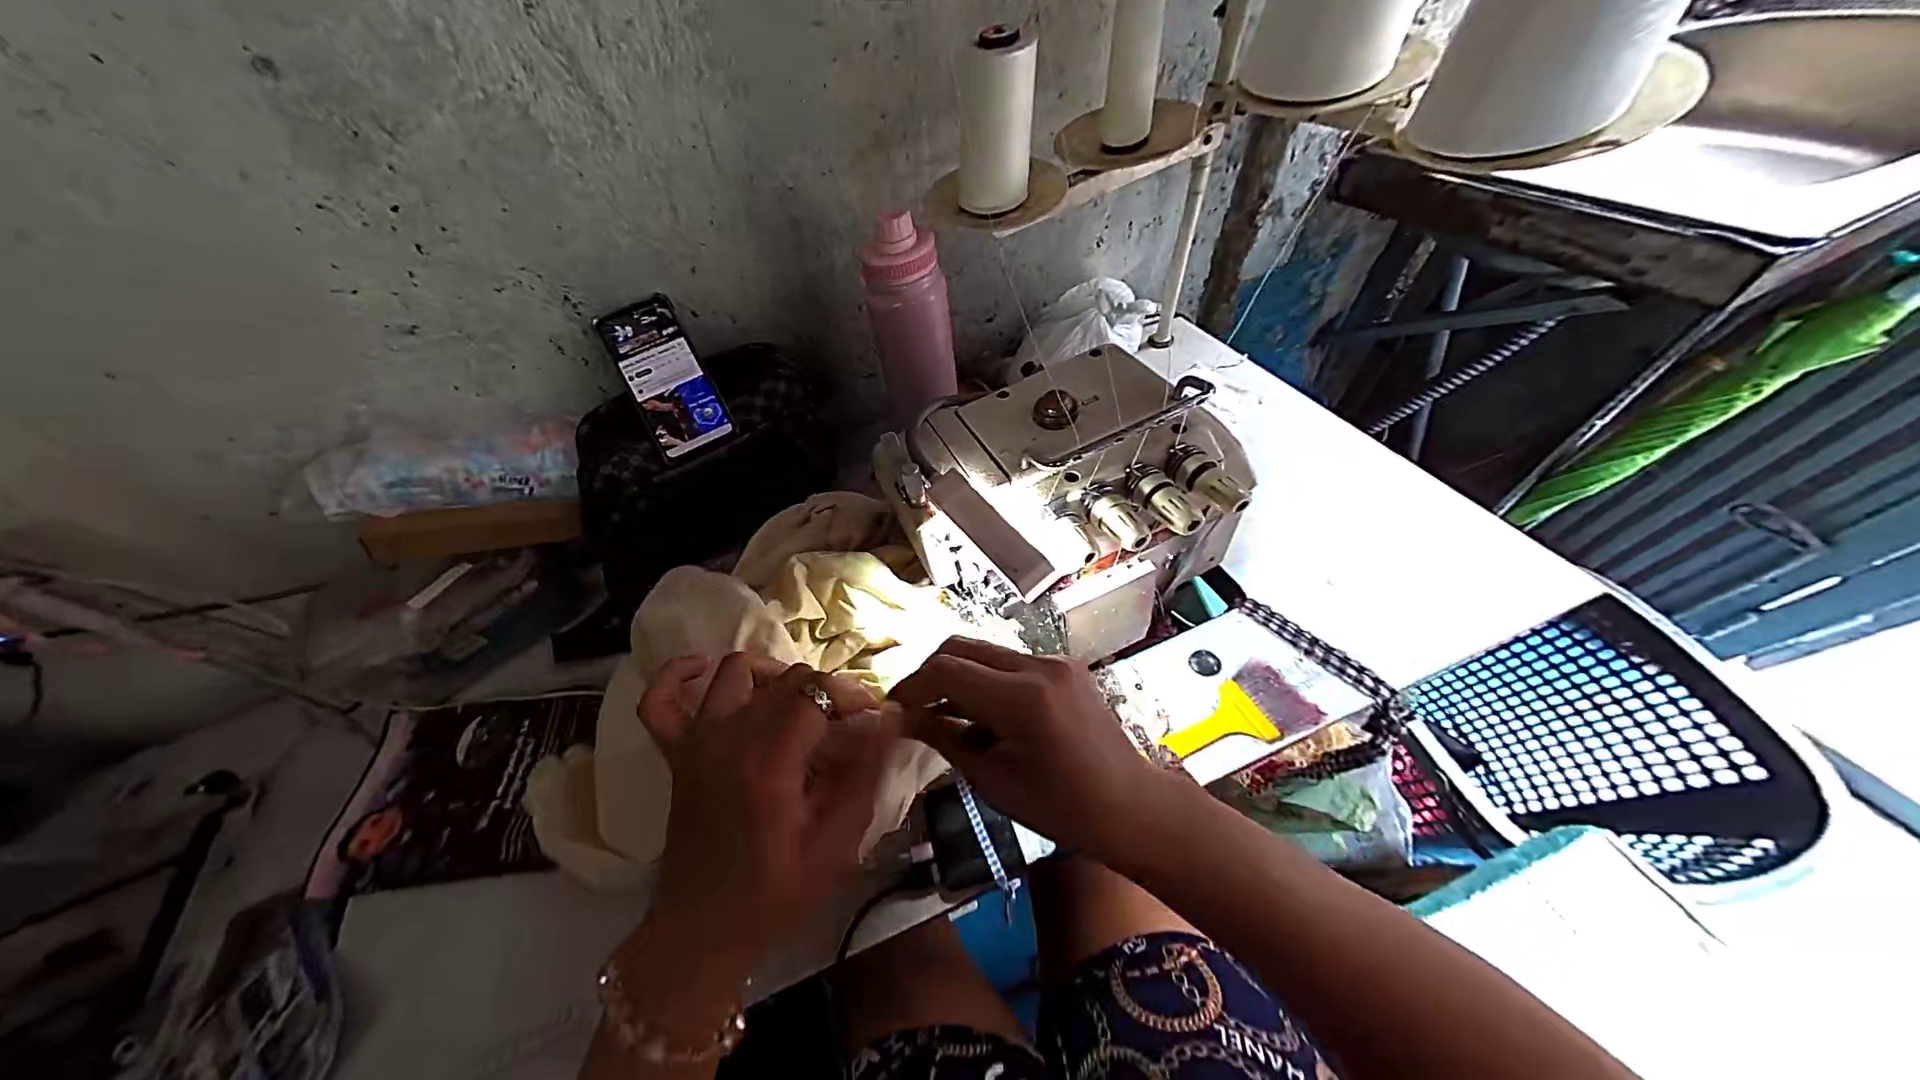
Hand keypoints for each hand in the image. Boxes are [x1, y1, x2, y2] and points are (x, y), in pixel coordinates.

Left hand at [636, 653, 897, 957]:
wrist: (705, 931)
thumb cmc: (777, 892)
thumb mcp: (838, 843)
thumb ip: (866, 773)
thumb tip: (889, 718)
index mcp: (769, 761)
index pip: (818, 692)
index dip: (853, 695)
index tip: (874, 717)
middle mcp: (728, 738)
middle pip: (787, 679)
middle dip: (826, 690)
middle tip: (847, 722)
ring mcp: (696, 743)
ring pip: (735, 671)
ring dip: (774, 675)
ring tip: (798, 702)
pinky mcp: (676, 755)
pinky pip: (662, 699)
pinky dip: (680, 675)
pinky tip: (707, 673)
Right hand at [890, 637, 1180, 859]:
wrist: (1130, 806)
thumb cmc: (1062, 808)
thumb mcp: (994, 779)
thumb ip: (946, 738)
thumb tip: (904, 719)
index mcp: (1023, 698)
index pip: (947, 670)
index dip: (911, 686)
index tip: (893, 709)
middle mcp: (1040, 666)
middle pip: (963, 647)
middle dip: (930, 673)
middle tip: (912, 707)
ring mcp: (1056, 662)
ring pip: (986, 652)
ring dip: (958, 675)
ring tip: (944, 713)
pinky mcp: (1065, 667)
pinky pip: (1010, 662)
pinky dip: (986, 680)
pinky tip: (981, 713)